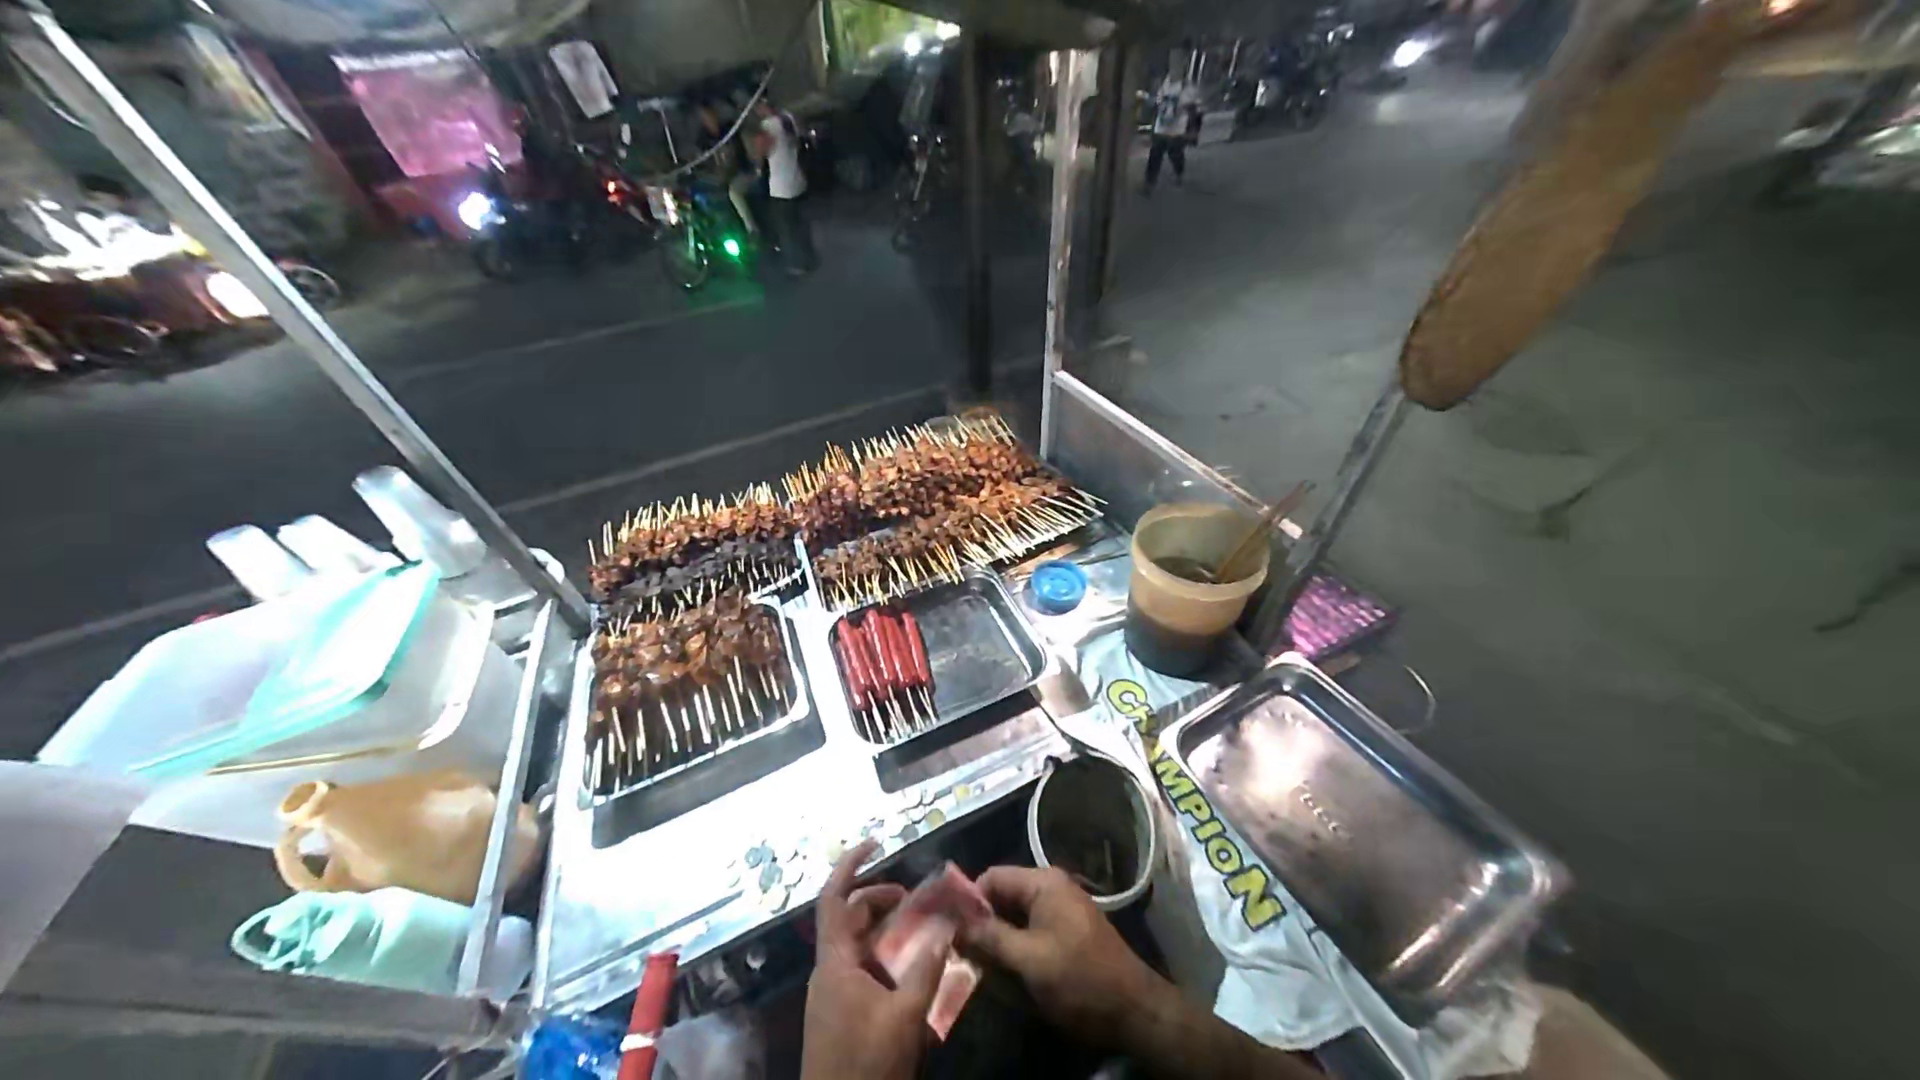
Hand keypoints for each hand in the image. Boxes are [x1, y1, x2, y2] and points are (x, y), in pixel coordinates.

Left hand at [800, 840, 943, 1079]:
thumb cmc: (867, 1066)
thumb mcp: (905, 1017)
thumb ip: (927, 969)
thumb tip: (946, 928)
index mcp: (834, 963)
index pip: (833, 898)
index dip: (850, 866)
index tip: (875, 843)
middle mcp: (828, 971)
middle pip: (848, 918)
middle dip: (878, 899)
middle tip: (913, 898)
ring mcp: (832, 994)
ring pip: (856, 945)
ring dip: (884, 930)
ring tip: (918, 929)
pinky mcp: (840, 1014)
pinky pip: (860, 969)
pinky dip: (883, 957)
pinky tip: (911, 970)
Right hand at [961, 866, 1165, 1042]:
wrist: (1134, 1011)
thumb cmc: (1079, 979)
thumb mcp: (1029, 960)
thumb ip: (990, 937)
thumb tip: (954, 923)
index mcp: (1043, 882)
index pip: (992, 877)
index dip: (967, 899)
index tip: (947, 927)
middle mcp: (1051, 886)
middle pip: (1002, 894)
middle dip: (980, 919)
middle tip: (957, 948)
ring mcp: (1060, 908)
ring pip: (1014, 913)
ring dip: (995, 935)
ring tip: (975, 960)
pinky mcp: (1066, 930)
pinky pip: (1029, 927)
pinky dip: (1013, 943)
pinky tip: (1001, 966)